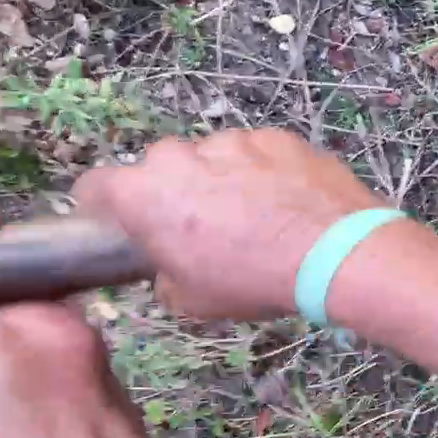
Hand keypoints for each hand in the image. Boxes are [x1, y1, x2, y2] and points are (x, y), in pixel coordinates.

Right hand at [71, 129, 386, 319]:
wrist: (339, 255)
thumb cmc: (257, 280)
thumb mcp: (192, 300)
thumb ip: (163, 275)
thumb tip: (169, 267)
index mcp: (141, 193)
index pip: (98, 188)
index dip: (112, 209)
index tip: (134, 226)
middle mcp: (180, 155)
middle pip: (164, 168)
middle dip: (180, 191)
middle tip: (213, 225)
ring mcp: (234, 141)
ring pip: (218, 156)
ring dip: (230, 177)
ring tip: (265, 214)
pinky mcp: (281, 138)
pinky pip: (264, 152)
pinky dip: (273, 170)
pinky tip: (295, 200)